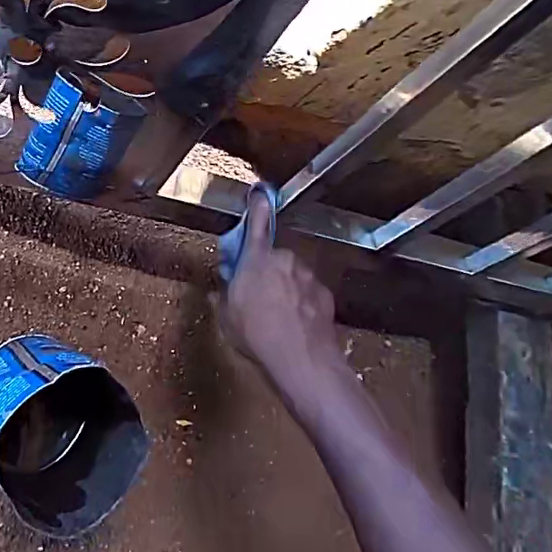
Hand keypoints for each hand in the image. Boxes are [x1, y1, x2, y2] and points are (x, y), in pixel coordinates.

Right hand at [222, 189, 345, 392]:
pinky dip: (302, 304)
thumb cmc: (256, 334)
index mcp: (257, 259)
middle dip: (267, 272)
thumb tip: (230, 283)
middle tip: (258, 298)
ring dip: (286, 290)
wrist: (300, 358)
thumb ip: (229, 290)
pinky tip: (295, 324)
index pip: (257, 224)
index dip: (257, 207)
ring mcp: (308, 276)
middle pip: (274, 259)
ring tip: (277, 319)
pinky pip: (308, 294)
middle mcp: (285, 260)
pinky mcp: (324, 294)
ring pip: (293, 277)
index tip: (260, 193)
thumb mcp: (227, 313)